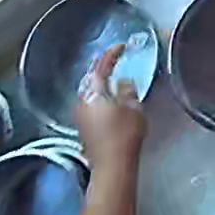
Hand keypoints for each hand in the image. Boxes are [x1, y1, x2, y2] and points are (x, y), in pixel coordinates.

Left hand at [74, 44, 144, 174]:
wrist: (111, 167)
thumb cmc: (125, 135)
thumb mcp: (134, 107)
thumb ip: (128, 89)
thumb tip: (124, 81)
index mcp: (94, 92)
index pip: (101, 66)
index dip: (112, 54)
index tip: (122, 46)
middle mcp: (82, 100)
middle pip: (90, 77)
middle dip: (102, 67)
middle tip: (115, 60)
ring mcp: (80, 115)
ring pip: (88, 90)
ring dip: (100, 82)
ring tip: (113, 77)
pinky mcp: (83, 127)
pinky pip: (90, 102)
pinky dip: (99, 95)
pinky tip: (109, 98)